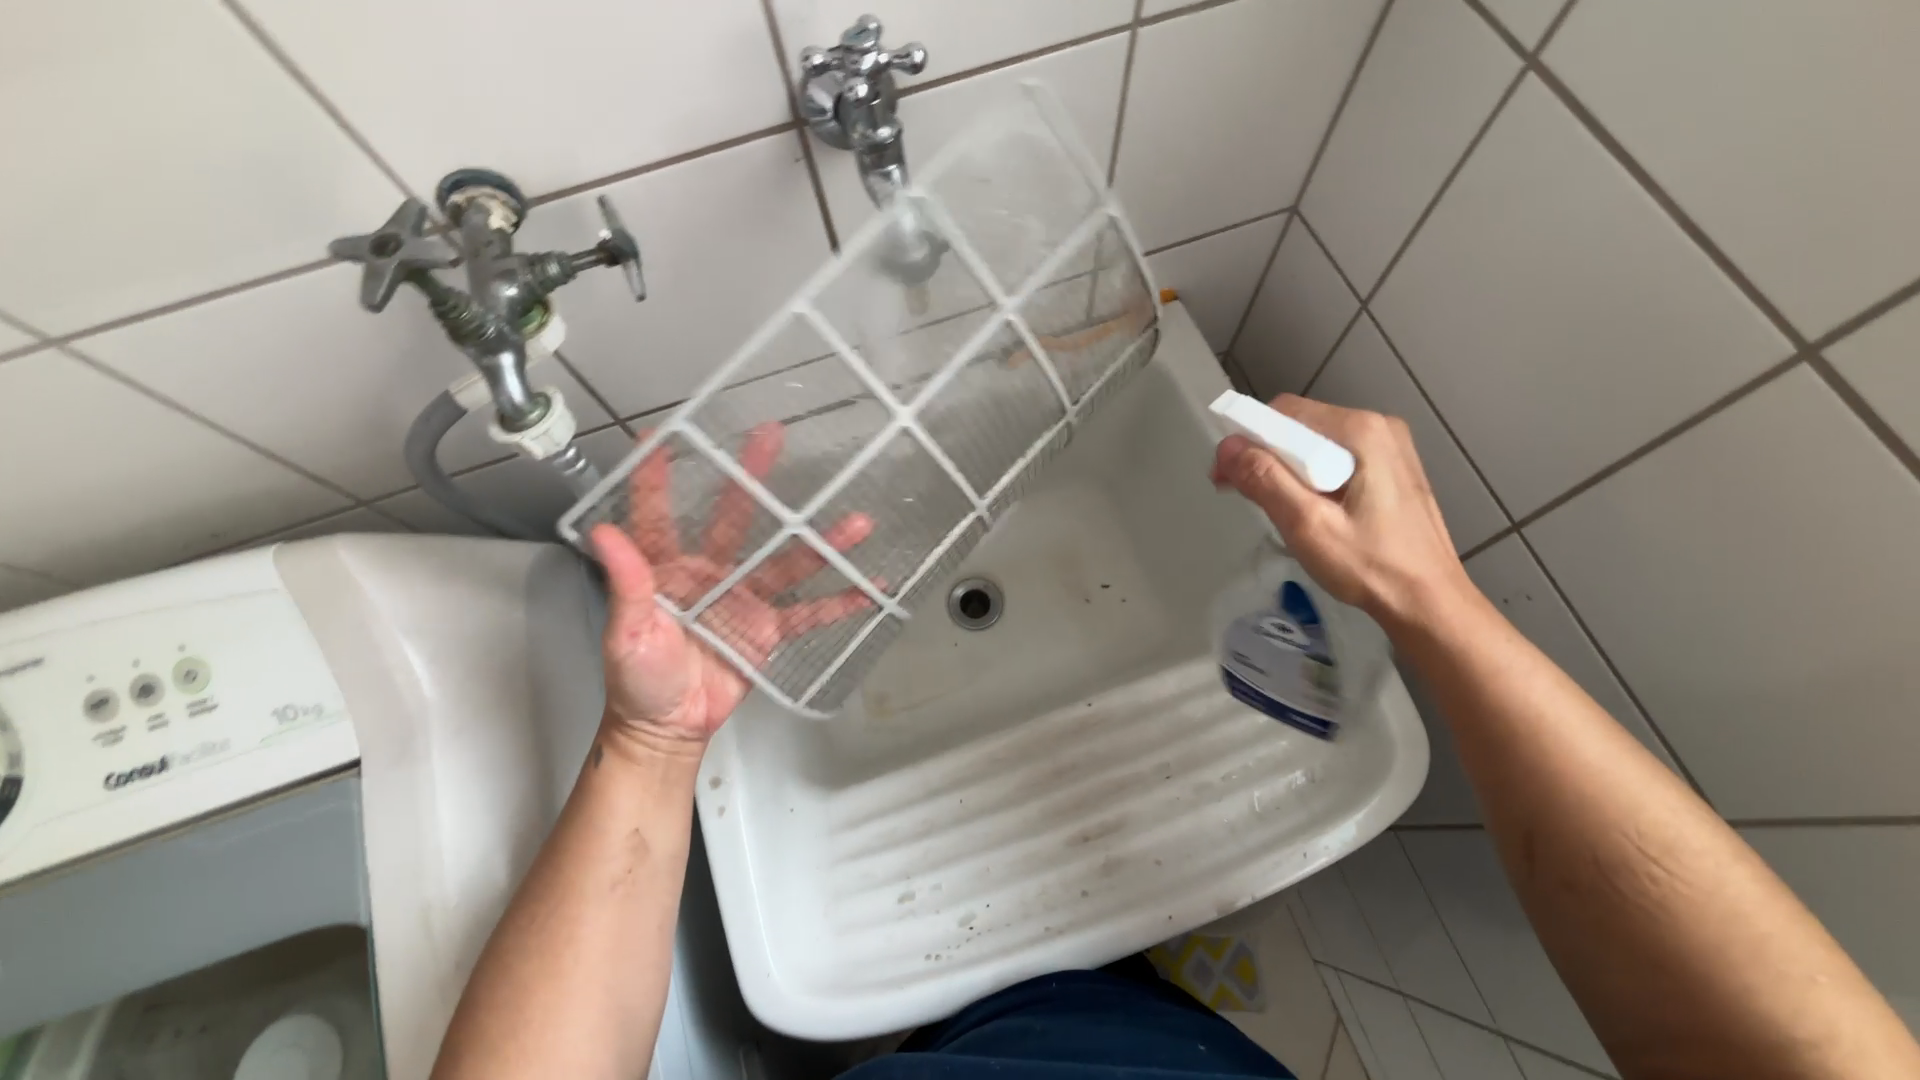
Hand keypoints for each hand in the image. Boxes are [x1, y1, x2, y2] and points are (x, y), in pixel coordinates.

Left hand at [589, 423, 875, 752]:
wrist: (668, 725)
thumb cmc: (636, 681)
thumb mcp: (626, 631)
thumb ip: (626, 583)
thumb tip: (603, 533)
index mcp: (668, 569)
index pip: (659, 514)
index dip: (656, 476)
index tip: (658, 435)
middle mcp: (710, 572)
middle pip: (735, 516)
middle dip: (753, 477)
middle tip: (770, 437)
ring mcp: (744, 599)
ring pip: (787, 562)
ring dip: (820, 543)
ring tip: (855, 523)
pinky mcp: (767, 628)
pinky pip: (808, 613)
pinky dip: (838, 603)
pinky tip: (868, 589)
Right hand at [1211, 395, 1473, 630]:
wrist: (1429, 602)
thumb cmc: (1370, 566)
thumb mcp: (1307, 524)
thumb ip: (1265, 480)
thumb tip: (1227, 446)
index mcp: (1361, 432)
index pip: (1284, 413)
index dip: (1247, 440)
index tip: (1226, 477)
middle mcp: (1378, 427)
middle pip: (1300, 425)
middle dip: (1264, 456)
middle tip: (1244, 498)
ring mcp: (1389, 447)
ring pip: (1315, 443)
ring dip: (1286, 470)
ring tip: (1277, 510)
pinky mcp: (1391, 468)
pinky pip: (1334, 458)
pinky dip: (1311, 478)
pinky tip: (1309, 511)